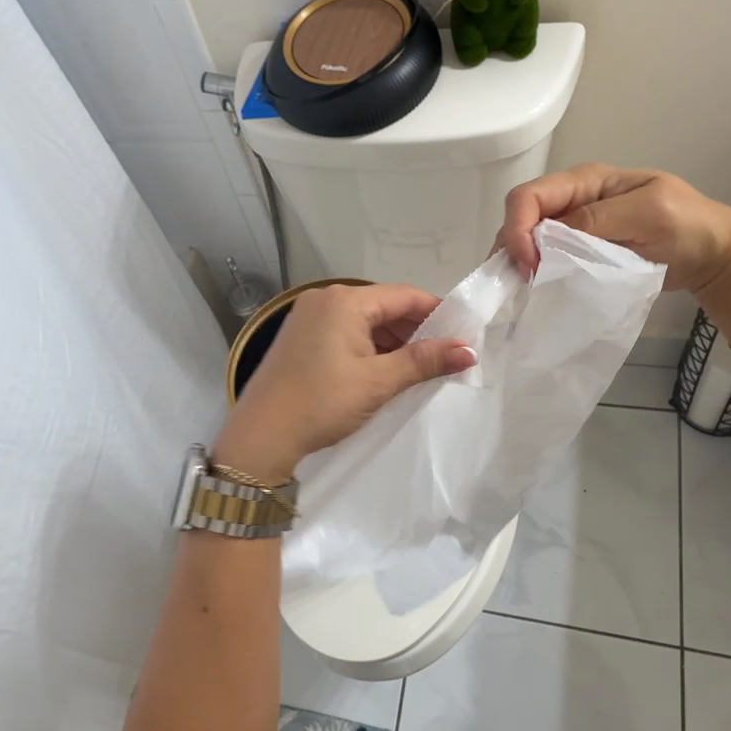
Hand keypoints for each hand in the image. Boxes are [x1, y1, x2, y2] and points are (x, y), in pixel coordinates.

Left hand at [214, 284, 476, 481]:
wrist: (262, 433)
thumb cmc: (323, 402)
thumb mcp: (378, 382)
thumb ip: (424, 362)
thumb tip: (469, 350)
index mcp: (345, 300)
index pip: (404, 296)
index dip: (437, 313)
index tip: (462, 336)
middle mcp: (324, 299)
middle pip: (383, 306)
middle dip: (414, 331)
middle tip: (442, 359)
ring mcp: (306, 317)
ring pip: (362, 322)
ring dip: (391, 343)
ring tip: (415, 371)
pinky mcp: (297, 338)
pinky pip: (343, 333)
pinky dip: (366, 348)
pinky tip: (380, 373)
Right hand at [496, 164, 730, 293]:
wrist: (712, 254)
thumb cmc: (689, 227)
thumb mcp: (650, 213)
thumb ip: (599, 219)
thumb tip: (549, 237)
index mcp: (584, 182)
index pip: (528, 197)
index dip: (518, 229)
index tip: (530, 266)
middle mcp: (570, 200)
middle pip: (519, 217)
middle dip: (511, 248)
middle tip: (520, 284)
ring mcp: (572, 226)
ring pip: (525, 239)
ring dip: (518, 263)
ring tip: (523, 291)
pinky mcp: (575, 251)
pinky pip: (542, 258)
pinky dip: (532, 274)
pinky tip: (534, 292)